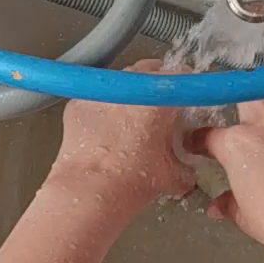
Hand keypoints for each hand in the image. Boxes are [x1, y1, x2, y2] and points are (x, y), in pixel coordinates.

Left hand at [45, 59, 194, 216]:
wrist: (89, 191)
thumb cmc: (131, 181)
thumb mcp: (172, 178)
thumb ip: (185, 168)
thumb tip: (187, 170)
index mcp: (160, 97)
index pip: (181, 76)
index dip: (184, 88)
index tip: (183, 99)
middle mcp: (131, 86)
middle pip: (148, 71)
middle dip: (155, 87)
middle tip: (157, 109)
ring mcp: (101, 92)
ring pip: (120, 83)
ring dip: (128, 95)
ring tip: (128, 121)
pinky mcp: (76, 104)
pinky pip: (94, 99)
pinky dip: (100, 109)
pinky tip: (102, 130)